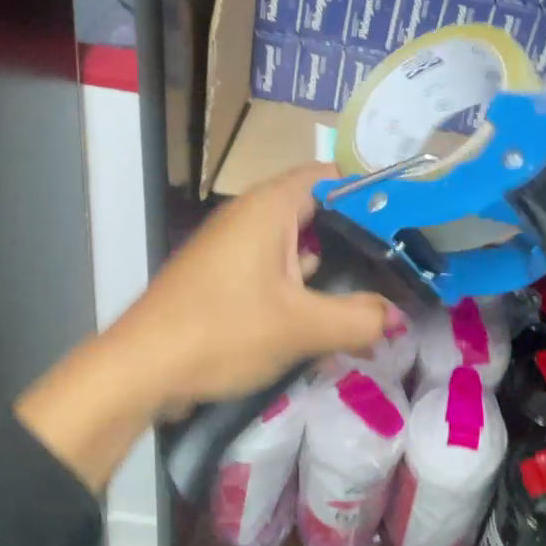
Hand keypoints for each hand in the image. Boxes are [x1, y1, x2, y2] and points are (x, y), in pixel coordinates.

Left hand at [16, 164, 392, 487]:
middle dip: (357, 234)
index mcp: (269, 206)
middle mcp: (251, 215)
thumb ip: (358, 318)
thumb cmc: (221, 331)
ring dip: (331, 265)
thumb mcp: (300, 327)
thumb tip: (399, 317)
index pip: (329, 175)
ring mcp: (234, 246)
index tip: (406, 217)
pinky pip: (275, 268)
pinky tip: (327, 317)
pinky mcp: (224, 277)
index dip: (369, 190)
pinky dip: (303, 285)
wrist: (139, 370)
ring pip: (296, 243)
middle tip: (398, 258)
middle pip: (316, 209)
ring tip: (374, 289)